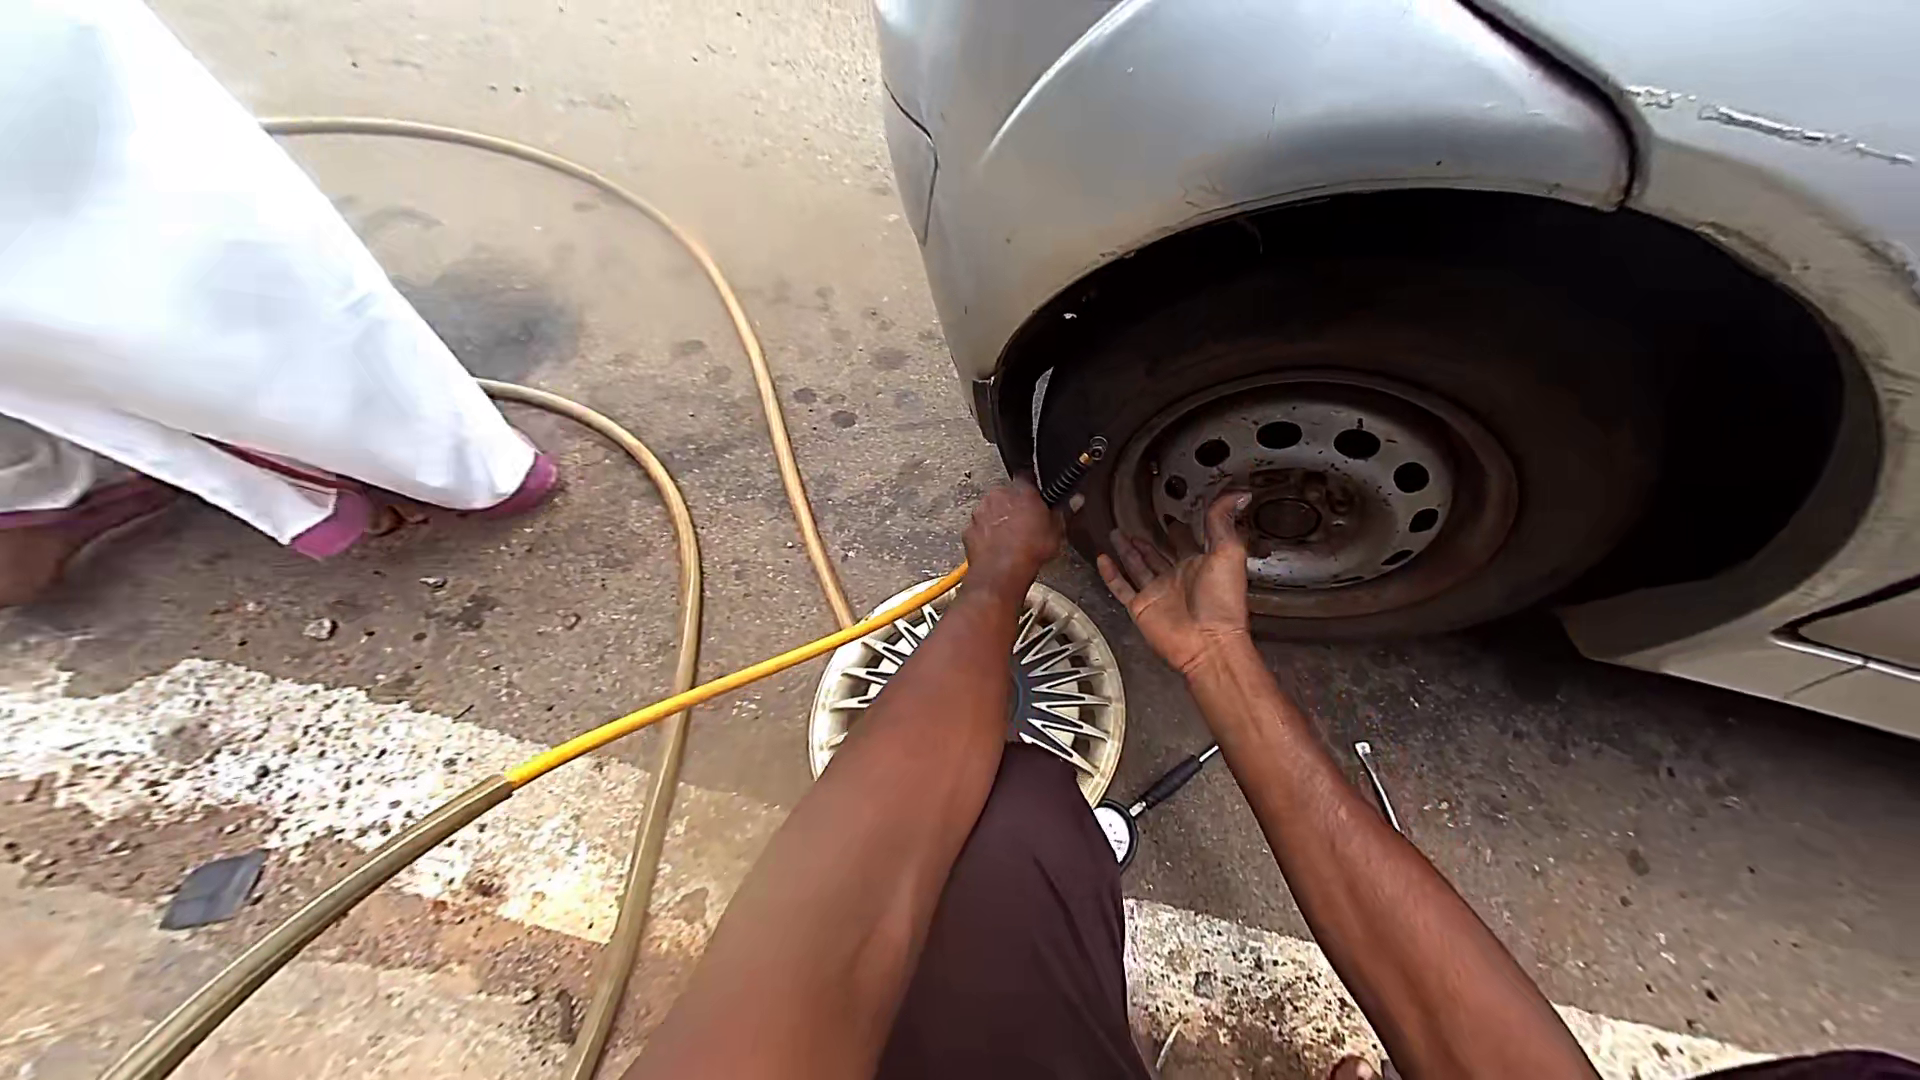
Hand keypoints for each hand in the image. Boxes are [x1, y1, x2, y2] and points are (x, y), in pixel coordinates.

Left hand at [963, 480, 1062, 600]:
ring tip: (1012, 538)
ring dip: (999, 519)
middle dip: (1015, 505)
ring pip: (991, 510)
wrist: (1001, 571)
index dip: (1032, 484)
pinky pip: (980, 527)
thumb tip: (1075, 501)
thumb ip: (1063, 511)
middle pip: (1007, 494)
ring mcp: (981, 512)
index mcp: (1021, 491)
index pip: (1027, 476)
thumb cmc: (1028, 550)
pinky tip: (998, 547)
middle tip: (1027, 523)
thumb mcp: (1056, 530)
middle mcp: (998, 496)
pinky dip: (986, 534)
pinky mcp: (970, 529)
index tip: (1036, 493)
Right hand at [1097, 492, 1252, 676]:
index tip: (1170, 516)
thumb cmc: (1223, 603)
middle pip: (1157, 554)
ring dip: (1126, 550)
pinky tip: (1103, 559)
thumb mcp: (1228, 552)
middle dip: (1147, 539)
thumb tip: (1235, 495)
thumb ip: (1222, 523)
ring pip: (1136, 566)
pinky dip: (1110, 573)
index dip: (1178, 528)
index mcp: (1198, 566)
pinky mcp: (1140, 606)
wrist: (1208, 642)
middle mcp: (1176, 578)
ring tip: (1116, 533)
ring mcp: (1156, 593)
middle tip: (1135, 523)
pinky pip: (1121, 587)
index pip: (1184, 542)